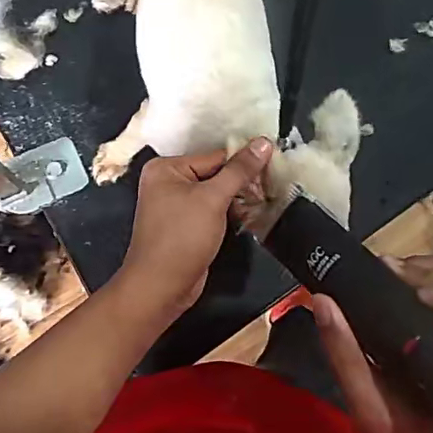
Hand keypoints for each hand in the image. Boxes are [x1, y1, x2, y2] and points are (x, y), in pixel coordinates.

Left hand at [114, 139, 272, 314]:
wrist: (161, 288)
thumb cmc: (181, 238)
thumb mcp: (213, 198)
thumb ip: (240, 170)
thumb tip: (263, 143)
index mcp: (166, 168)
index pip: (215, 157)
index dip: (244, 163)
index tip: (271, 168)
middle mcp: (168, 182)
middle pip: (216, 173)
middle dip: (242, 184)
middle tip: (269, 189)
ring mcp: (176, 204)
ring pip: (217, 193)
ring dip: (239, 200)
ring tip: (261, 204)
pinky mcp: (186, 224)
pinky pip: (213, 210)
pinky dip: (230, 213)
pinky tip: (247, 217)